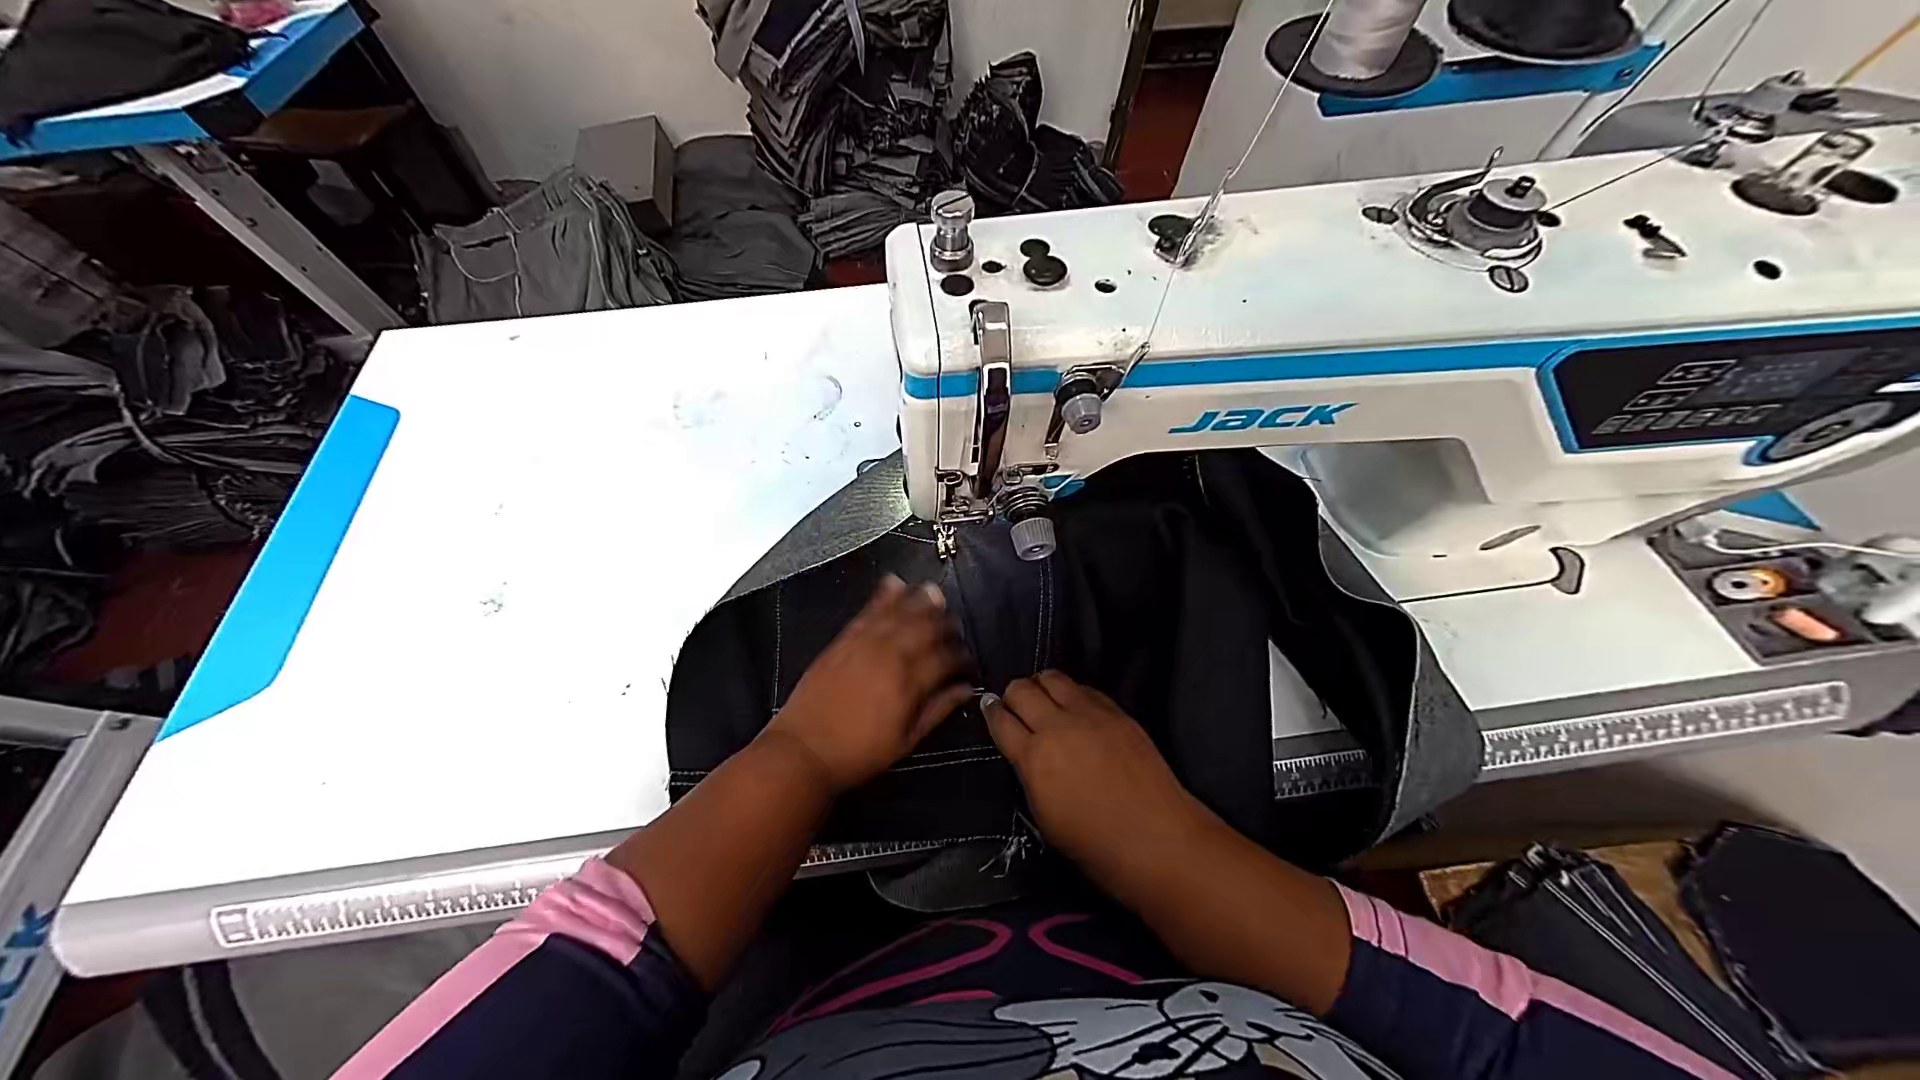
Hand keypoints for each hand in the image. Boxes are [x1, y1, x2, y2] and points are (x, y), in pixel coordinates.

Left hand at [762, 575, 971, 795]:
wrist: (803, 750)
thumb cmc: (856, 753)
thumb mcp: (905, 741)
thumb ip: (938, 711)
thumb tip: (963, 691)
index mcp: (909, 684)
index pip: (945, 659)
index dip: (960, 656)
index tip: (966, 658)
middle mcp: (889, 657)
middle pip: (925, 628)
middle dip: (944, 622)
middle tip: (955, 622)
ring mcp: (864, 645)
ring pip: (899, 614)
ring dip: (919, 601)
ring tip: (934, 593)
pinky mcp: (843, 641)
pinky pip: (868, 612)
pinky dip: (884, 596)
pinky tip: (895, 583)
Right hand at [984, 671, 1216, 878]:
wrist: (1158, 841)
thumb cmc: (1096, 846)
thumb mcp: (1044, 817)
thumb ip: (1030, 775)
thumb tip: (1026, 754)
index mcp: (1034, 759)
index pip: (1001, 720)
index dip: (991, 712)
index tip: (990, 709)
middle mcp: (1058, 728)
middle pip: (1021, 689)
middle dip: (1012, 695)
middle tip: (1016, 707)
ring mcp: (1090, 715)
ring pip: (1052, 678)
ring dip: (1040, 686)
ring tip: (1044, 700)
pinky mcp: (1117, 712)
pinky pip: (1084, 688)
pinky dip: (1072, 693)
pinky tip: (1076, 708)